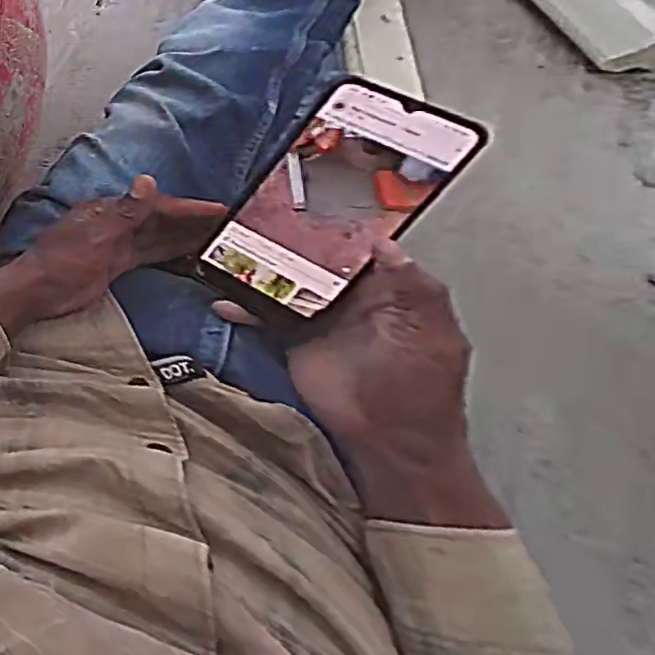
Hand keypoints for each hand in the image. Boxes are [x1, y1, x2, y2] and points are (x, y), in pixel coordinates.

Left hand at [0, 175, 224, 334]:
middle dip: (194, 222)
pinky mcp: (114, 264)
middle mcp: (114, 224)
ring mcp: (114, 245)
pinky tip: (191, 260)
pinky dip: (171, 255)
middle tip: (233, 227)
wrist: (36, 291)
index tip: (222, 210)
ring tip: (221, 241)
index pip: (157, 206)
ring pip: (157, 238)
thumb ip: (126, 212)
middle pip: (161, 221)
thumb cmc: (61, 262)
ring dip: (187, 238)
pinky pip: (149, 255)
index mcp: (108, 211)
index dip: (190, 209)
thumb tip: (147, 180)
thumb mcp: (97, 236)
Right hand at [237, 240, 508, 527]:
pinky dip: (241, 308)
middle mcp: (348, 299)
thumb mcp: (431, 337)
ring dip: (256, 272)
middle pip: (311, 262)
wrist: (388, 441)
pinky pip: (261, 315)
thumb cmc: (418, 390)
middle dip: (283, 246)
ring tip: (227, 258)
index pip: (357, 251)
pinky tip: (223, 303)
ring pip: (282, 284)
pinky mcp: (291, 338)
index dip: (331, 231)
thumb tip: (384, 244)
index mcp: (387, 292)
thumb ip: (415, 290)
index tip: (300, 213)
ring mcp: (316, 318)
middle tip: (250, 228)